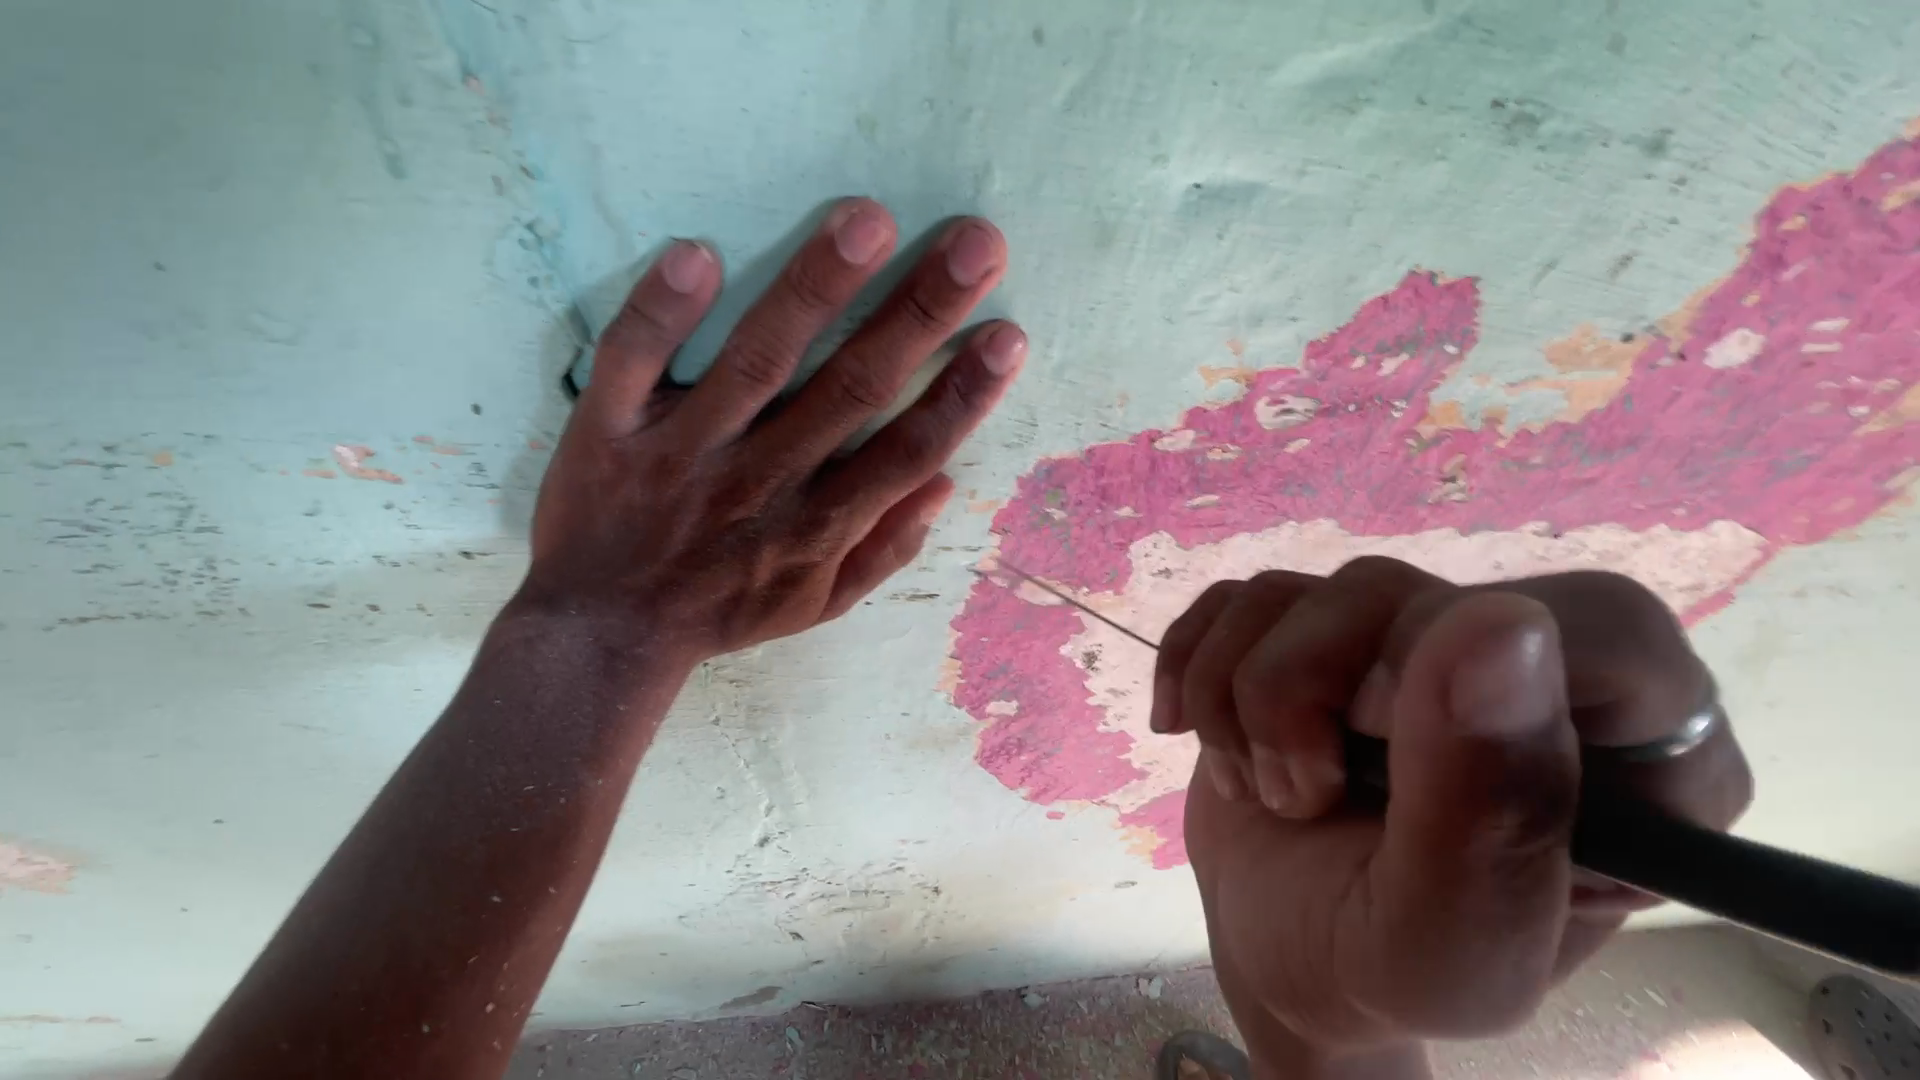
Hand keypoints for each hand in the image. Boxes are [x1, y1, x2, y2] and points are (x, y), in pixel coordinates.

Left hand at [518, 199, 1023, 663]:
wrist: (607, 633)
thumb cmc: (726, 610)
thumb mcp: (821, 605)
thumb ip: (886, 550)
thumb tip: (945, 483)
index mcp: (821, 526)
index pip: (908, 451)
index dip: (963, 395)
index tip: (1008, 335)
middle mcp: (764, 480)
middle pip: (853, 389)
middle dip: (919, 314)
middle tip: (976, 243)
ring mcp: (687, 452)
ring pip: (758, 363)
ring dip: (814, 291)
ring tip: (867, 221)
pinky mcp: (612, 431)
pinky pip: (632, 365)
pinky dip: (661, 314)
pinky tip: (695, 255)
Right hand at [1157, 558, 1751, 1066]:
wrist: (1272, 947)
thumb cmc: (1372, 970)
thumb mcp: (1446, 940)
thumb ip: (1488, 808)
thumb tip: (1500, 623)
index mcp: (1621, 750)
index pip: (1598, 627)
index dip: (1465, 669)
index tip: (1374, 748)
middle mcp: (1512, 668)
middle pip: (1401, 594)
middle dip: (1303, 700)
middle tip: (1294, 796)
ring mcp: (1395, 639)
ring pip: (1298, 593)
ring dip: (1236, 698)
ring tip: (1256, 784)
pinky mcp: (1303, 630)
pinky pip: (1232, 596)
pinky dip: (1187, 662)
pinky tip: (1188, 727)